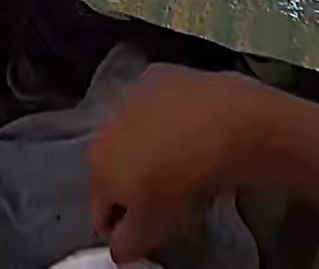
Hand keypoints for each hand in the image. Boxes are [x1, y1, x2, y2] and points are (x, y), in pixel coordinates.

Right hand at [88, 66, 274, 263]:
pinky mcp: (157, 75)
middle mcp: (105, 124)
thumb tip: (119, 243)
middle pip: (113, 163)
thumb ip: (127, 242)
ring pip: (132, 129)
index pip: (98, 208)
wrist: (220, 125)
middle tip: (161, 196)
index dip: (118, 225)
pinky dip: (164, 114)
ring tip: (177, 161)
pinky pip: (155, 102)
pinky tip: (187, 127)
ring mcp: (130, 94)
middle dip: (130, 180)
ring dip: (145, 145)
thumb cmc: (182, 182)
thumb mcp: (154, 228)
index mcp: (97, 163)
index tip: (141, 231)